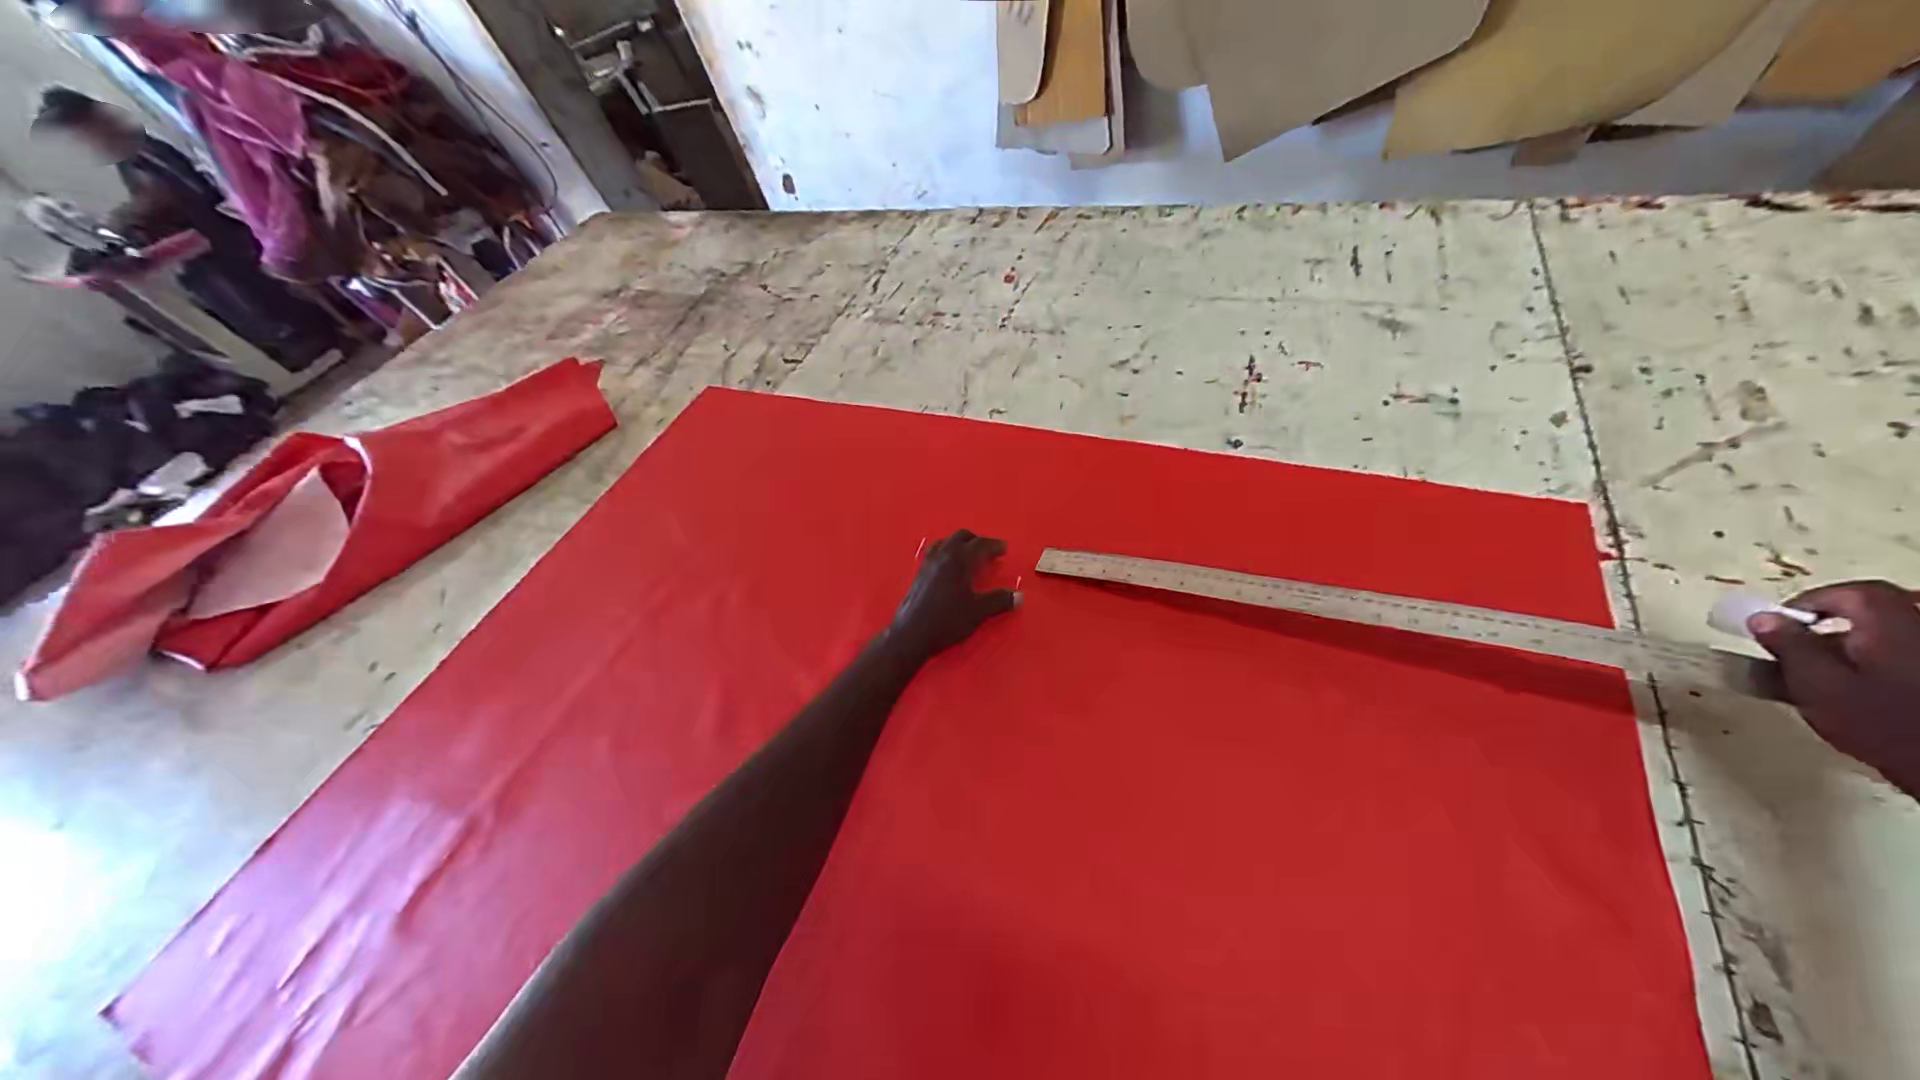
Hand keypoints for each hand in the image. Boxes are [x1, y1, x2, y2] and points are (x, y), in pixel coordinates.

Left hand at [886, 530, 1019, 660]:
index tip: (1004, 549)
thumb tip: (1019, 596)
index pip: (980, 544)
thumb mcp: (978, 612)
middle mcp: (943, 555)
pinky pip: (935, 552)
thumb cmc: (947, 620)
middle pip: (962, 537)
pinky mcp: (919, 573)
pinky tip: (949, 567)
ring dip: (960, 544)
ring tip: (969, 556)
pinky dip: (947, 552)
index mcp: (960, 560)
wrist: (912, 634)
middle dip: (977, 541)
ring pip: (946, 542)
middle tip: (988, 551)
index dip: (994, 545)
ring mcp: (928, 563)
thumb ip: (999, 600)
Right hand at [1749, 580, 1919, 792]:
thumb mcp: (1817, 684)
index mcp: (1896, 620)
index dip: (1806, 604)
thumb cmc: (1884, 724)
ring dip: (1870, 644)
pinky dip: (1895, 662)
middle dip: (1841, 623)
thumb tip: (1765, 619)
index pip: (1847, 594)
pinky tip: (1879, 688)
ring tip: (1841, 674)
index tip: (1777, 624)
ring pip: (1905, 634)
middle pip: (1883, 610)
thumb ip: (1788, 646)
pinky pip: (1913, 656)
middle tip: (1807, 647)